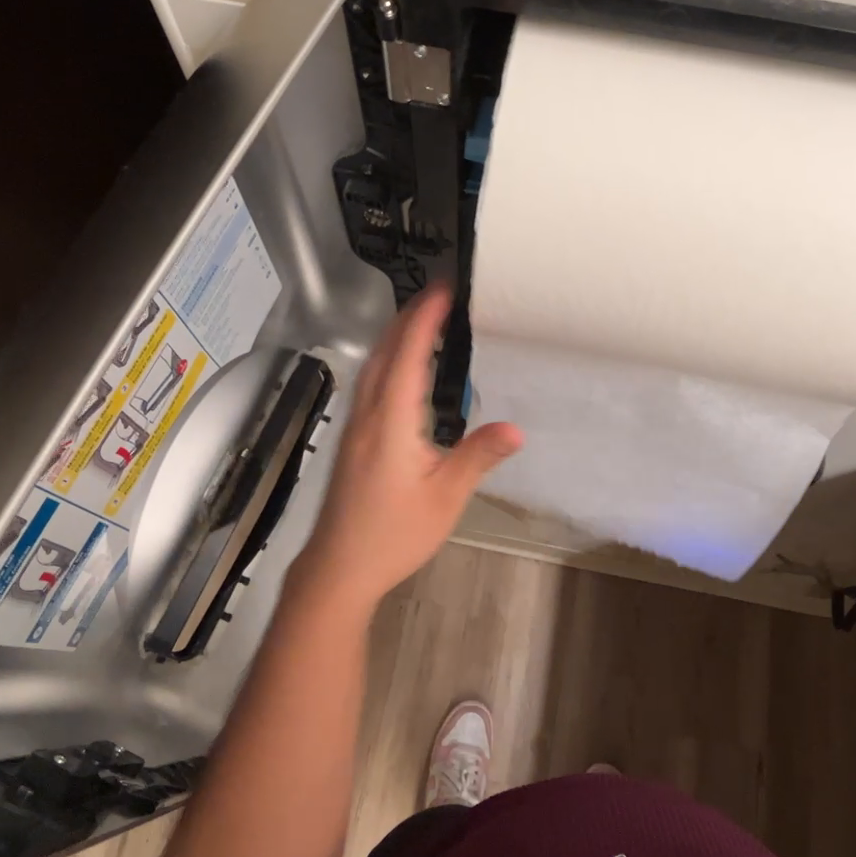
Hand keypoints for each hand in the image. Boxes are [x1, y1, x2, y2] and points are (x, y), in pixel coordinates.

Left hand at [295, 286, 523, 606]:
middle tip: (439, 295)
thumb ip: (477, 458)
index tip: (443, 289)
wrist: (338, 567)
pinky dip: (387, 360)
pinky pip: (369, 383)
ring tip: (422, 321)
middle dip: (409, 318)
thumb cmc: (394, 534)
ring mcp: (354, 426)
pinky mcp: (351, 439)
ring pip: (373, 367)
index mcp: (391, 421)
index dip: (425, 318)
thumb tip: (516, 429)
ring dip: (395, 337)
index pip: (408, 355)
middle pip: (384, 352)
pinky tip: (399, 369)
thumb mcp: (444, 498)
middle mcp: (367, 414)